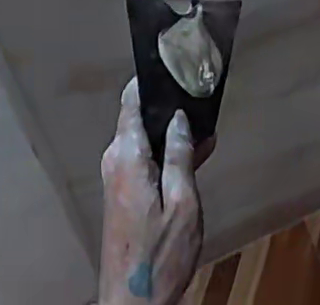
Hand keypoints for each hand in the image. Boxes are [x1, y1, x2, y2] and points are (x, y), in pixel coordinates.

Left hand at [99, 79, 202, 304]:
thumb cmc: (160, 253)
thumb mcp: (183, 202)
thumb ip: (180, 155)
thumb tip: (179, 117)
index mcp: (126, 155)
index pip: (131, 100)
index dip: (150, 81)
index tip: (173, 65)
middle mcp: (115, 159)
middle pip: (139, 118)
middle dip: (167, 108)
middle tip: (199, 98)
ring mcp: (116, 177)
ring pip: (144, 140)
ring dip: (170, 134)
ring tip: (204, 128)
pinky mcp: (122, 194)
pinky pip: (143, 160)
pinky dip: (164, 154)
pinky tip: (194, 156)